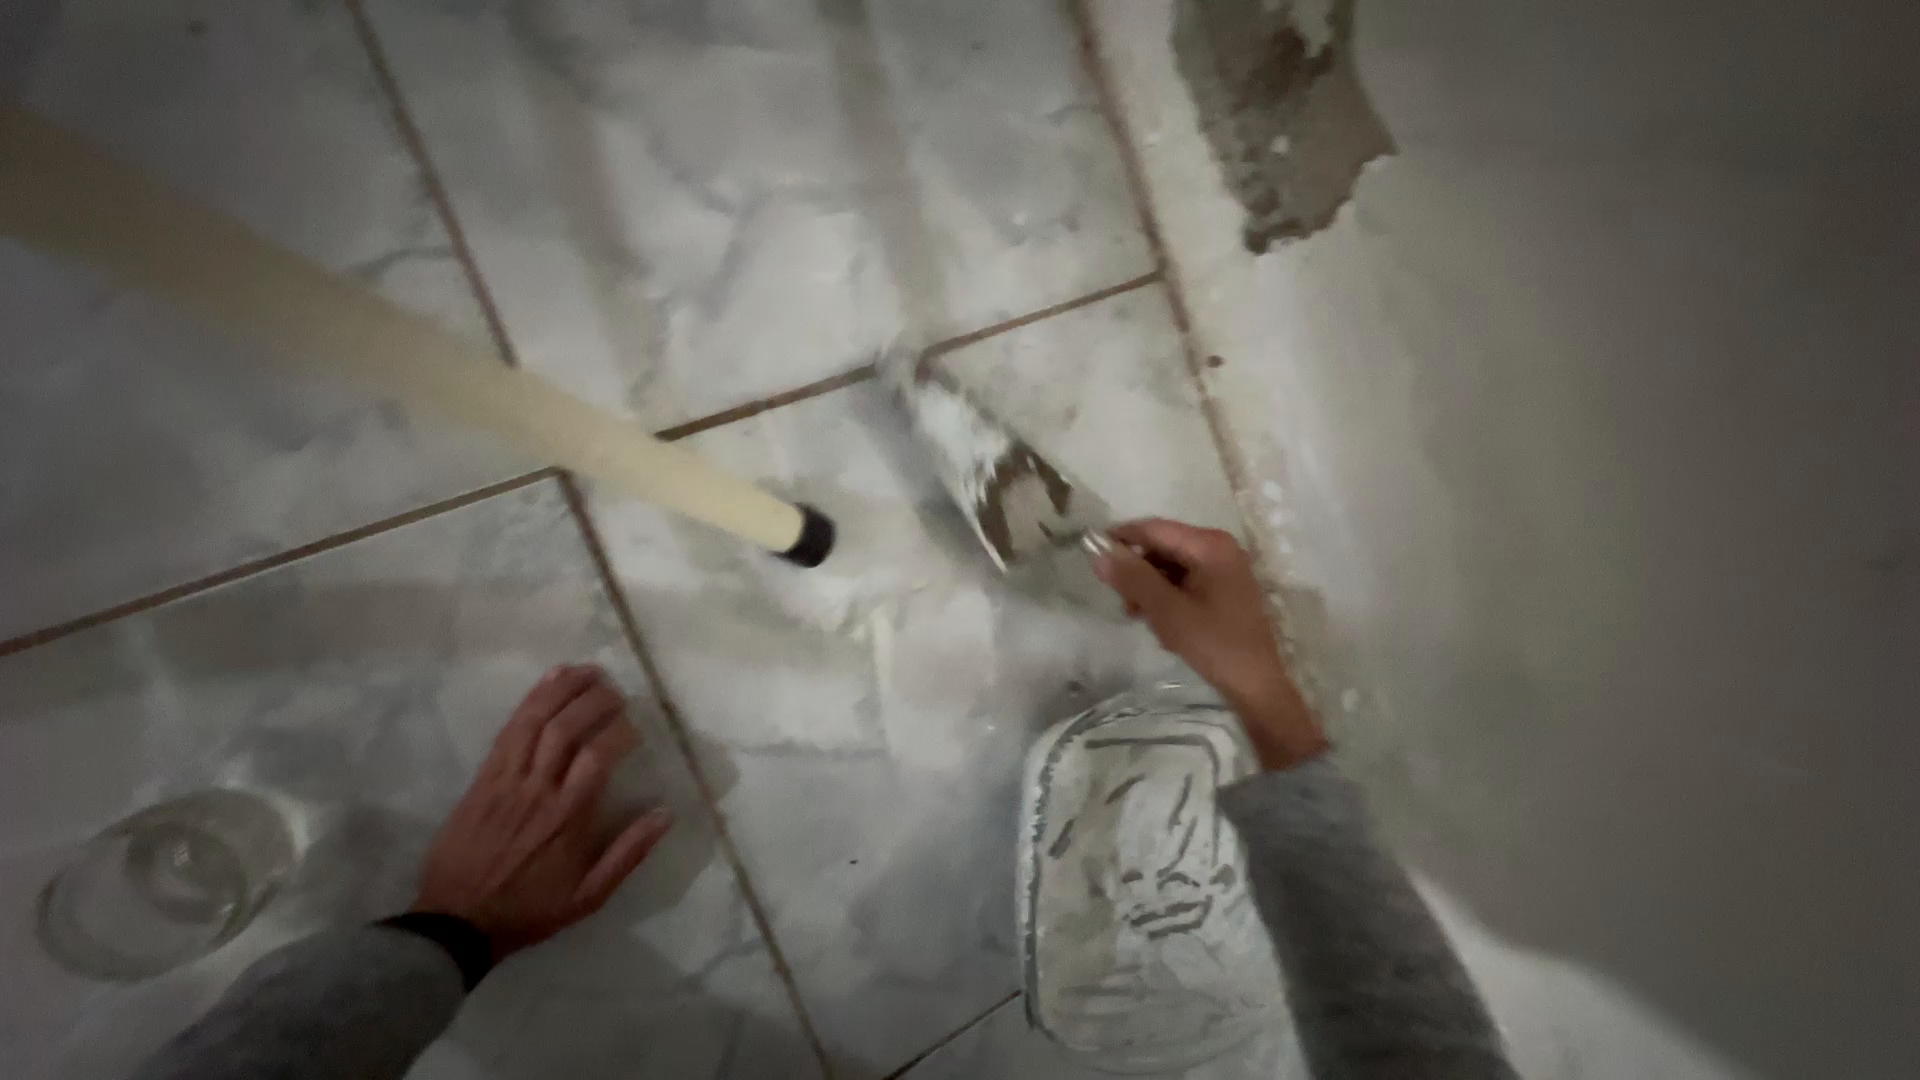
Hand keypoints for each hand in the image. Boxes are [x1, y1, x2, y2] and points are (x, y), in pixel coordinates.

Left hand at [411, 664, 673, 958]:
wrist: (454, 924)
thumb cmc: (530, 909)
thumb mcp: (589, 896)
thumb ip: (629, 853)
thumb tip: (666, 814)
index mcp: (568, 817)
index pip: (598, 756)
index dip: (620, 731)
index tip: (637, 726)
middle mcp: (538, 790)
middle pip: (566, 729)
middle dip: (595, 700)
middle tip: (617, 690)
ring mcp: (506, 781)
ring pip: (535, 722)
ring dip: (563, 689)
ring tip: (588, 670)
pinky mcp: (483, 779)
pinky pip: (508, 731)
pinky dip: (530, 701)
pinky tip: (549, 680)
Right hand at [1093, 519, 1327, 769]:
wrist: (1256, 685)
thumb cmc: (1214, 643)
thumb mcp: (1166, 610)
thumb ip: (1131, 578)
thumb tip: (1097, 552)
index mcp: (1210, 545)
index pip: (1153, 529)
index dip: (1120, 539)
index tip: (1092, 556)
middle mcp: (1219, 547)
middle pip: (1162, 546)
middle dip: (1137, 570)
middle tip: (1120, 600)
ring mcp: (1224, 567)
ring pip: (1170, 565)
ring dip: (1148, 587)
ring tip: (1138, 616)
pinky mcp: (1223, 587)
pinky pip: (1184, 580)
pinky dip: (1165, 596)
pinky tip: (1160, 622)